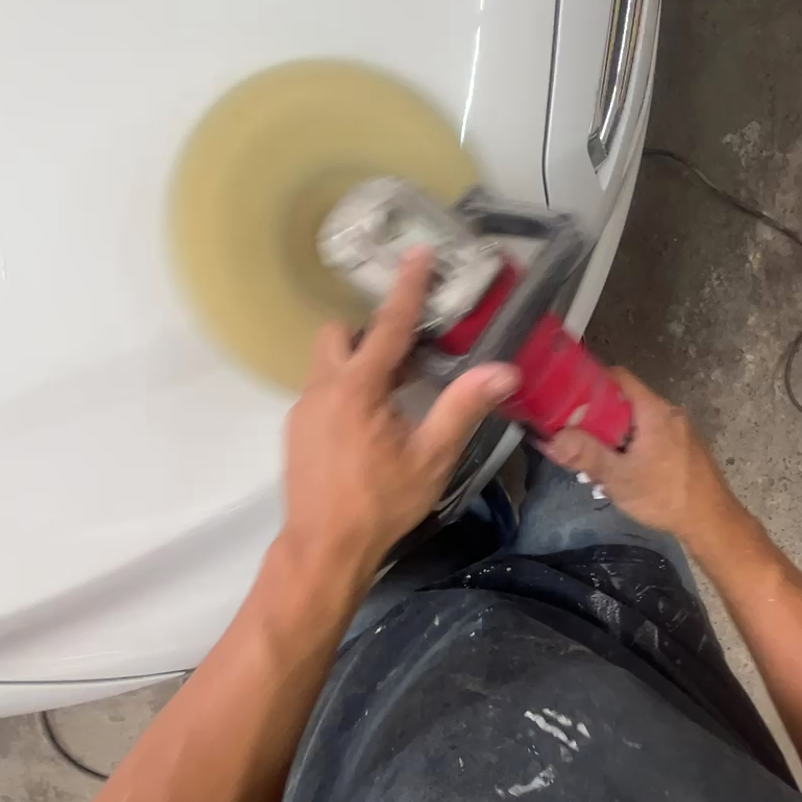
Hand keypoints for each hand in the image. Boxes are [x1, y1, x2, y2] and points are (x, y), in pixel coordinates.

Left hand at [279, 248, 519, 586]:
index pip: (387, 326)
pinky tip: (371, 425)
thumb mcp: (431, 457)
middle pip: (340, 335)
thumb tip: (505, 371)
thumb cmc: (382, 503)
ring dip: (360, 364)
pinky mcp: (297, 430)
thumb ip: (464, 407)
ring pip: (327, 363)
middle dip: (370, 332)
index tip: (418, 253)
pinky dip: (347, 389)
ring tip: (396, 394)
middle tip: (408, 355)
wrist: (324, 549)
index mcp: (357, 389)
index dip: (407, 288)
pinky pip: (322, 390)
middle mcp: (322, 389)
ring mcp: (303, 410)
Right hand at [540, 368, 740, 537]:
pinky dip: (633, 445)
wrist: (712, 522)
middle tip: (576, 438)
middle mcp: (669, 413)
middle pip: (625, 401)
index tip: (568, 399)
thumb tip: (550, 439)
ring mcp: (680, 430)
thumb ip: (586, 455)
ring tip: (596, 460)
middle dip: (599, 418)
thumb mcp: (620, 478)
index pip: (618, 377)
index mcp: (654, 410)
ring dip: (615, 436)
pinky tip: (623, 471)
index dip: (591, 383)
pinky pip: (651, 435)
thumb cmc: (666, 496)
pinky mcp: (684, 447)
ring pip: (637, 421)